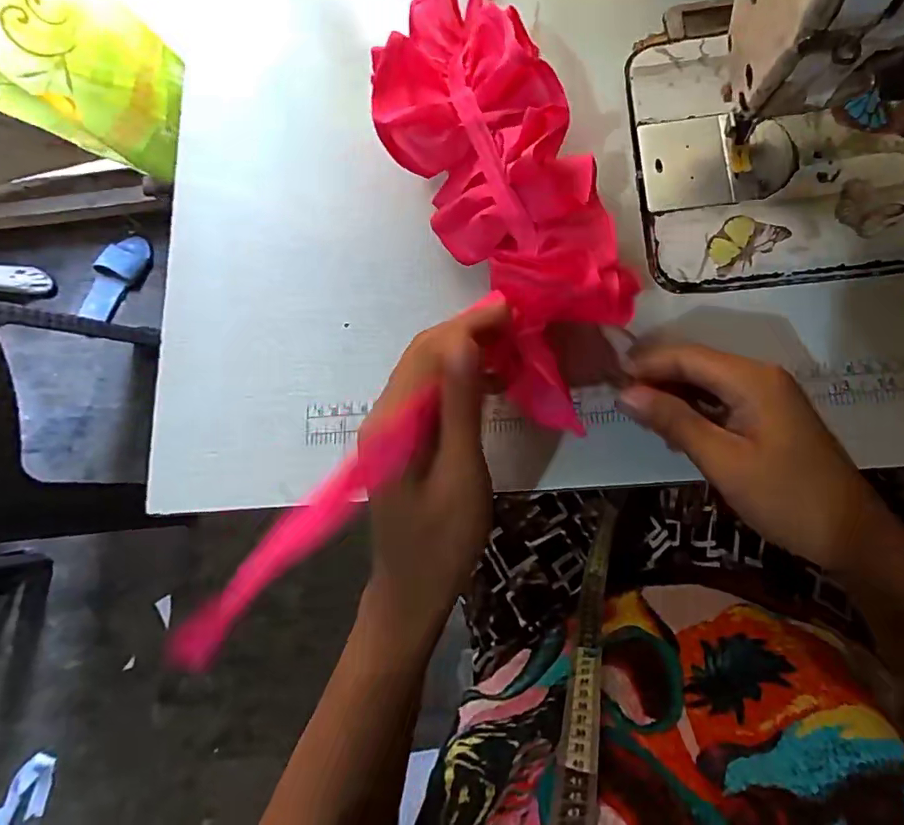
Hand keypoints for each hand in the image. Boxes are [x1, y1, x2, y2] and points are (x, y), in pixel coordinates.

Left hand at [363, 300, 508, 637]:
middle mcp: (384, 414)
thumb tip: (467, 342)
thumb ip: (462, 406)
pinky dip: (461, 375)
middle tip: (519, 319)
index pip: (430, 351)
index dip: (470, 324)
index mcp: (393, 423)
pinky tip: (492, 378)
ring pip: (428, 367)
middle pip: (424, 352)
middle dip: (469, 329)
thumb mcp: (462, 474)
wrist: (411, 593)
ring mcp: (390, 425)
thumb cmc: (443, 542)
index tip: (515, 310)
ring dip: (466, 348)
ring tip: (512, 341)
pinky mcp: (402, 436)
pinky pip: (431, 391)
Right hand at [618, 342, 903, 574]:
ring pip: (709, 383)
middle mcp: (761, 375)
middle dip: (658, 379)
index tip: (609, 379)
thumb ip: (675, 421)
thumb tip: (626, 393)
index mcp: (752, 378)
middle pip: (698, 365)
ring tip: (643, 419)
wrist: (850, 534)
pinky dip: (698, 412)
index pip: (687, 356)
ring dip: (676, 397)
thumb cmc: (785, 498)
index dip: (646, 364)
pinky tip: (678, 432)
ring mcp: (769, 394)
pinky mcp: (771, 414)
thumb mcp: (723, 462)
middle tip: (620, 403)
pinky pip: (725, 400)